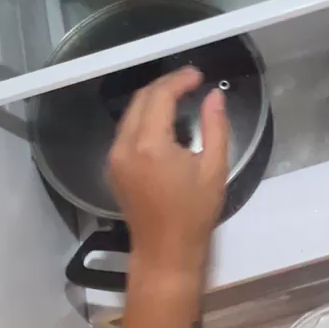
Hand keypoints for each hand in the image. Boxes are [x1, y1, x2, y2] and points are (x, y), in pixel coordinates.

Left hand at [107, 66, 229, 275]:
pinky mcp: (113, 167)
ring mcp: (115, 157)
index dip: (179, 80)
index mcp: (150, 145)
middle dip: (165, 85)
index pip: (160, 96)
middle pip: (141, 99)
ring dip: (153, 100)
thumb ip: (215, 126)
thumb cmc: (194, 213)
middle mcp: (125, 146)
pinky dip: (144, 118)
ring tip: (180, 97)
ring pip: (130, 114)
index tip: (198, 76)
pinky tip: (164, 121)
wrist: (165, 251)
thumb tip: (215, 95)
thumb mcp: (214, 168)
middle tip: (191, 82)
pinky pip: (126, 131)